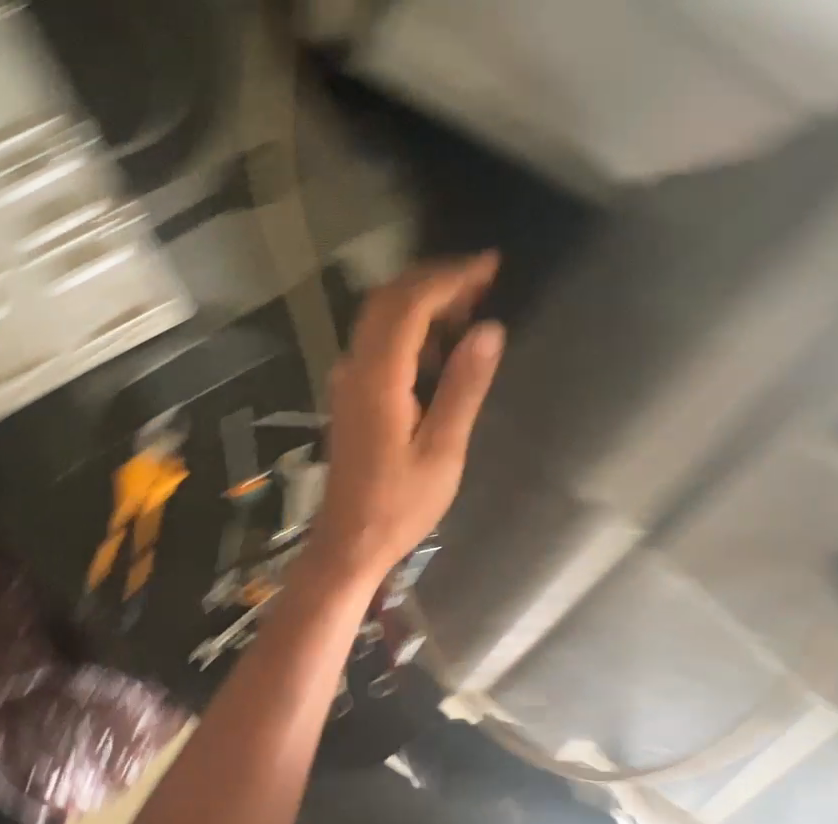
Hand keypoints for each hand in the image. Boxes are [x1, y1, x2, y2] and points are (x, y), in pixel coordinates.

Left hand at [310, 253, 504, 581]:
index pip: (408, 305)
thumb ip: (464, 387)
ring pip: (379, 318)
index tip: (490, 266)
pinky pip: (377, 342)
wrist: (350, 542)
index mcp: (378, 379)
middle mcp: (354, 368)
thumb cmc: (400, 505)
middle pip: (388, 300)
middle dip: (435, 280)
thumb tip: (490, 330)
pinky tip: (440, 343)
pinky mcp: (351, 395)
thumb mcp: (443, 451)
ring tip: (471, 305)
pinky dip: (409, 326)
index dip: (449, 278)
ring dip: (422, 300)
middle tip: (484, 280)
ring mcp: (347, 380)